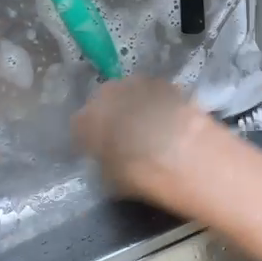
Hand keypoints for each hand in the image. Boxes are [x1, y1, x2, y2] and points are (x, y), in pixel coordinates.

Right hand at [74, 78, 220, 209]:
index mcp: (87, 118)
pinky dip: (155, 101)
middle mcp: (107, 94)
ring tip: (146, 123)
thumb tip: (107, 158)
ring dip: (133, 104)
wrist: (182, 151)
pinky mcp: (163, 82)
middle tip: (121, 133)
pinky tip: (165, 117)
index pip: (80, 124)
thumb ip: (102, 161)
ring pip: (128, 92)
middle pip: (103, 101)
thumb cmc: (139, 171)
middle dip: (110, 114)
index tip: (96, 148)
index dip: (88, 136)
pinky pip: (152, 91)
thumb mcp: (110, 178)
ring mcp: (137, 83)